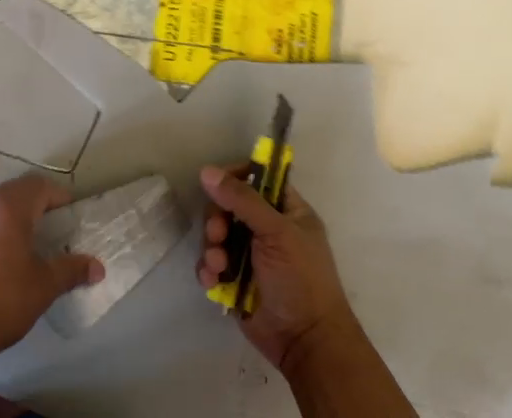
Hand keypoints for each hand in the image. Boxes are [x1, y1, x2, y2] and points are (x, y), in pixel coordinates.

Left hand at [0, 175, 106, 356]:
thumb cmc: (1, 300)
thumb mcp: (44, 286)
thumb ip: (71, 270)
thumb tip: (97, 267)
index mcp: (8, 207)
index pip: (39, 185)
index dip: (60, 197)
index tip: (74, 219)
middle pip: (17, 191)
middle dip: (40, 207)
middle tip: (58, 234)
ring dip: (18, 218)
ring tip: (35, 247)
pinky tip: (7, 258)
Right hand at [196, 165, 356, 373]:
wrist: (304, 341)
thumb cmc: (301, 280)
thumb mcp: (276, 233)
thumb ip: (242, 200)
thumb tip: (206, 170)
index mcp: (287, 213)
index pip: (258, 179)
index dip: (236, 177)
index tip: (217, 182)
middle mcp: (268, 229)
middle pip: (228, 206)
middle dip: (217, 219)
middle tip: (218, 234)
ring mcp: (250, 255)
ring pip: (216, 234)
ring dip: (211, 247)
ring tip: (218, 265)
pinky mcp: (234, 278)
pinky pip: (211, 262)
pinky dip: (208, 269)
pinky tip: (213, 280)